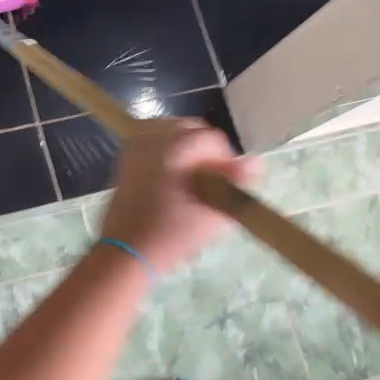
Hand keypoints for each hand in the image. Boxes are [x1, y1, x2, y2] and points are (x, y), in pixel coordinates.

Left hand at [97, 119, 256, 273]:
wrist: (126, 252)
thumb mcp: (213, 214)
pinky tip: (172, 177)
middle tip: (211, 179)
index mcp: (174, 148)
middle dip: (205, 149)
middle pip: (189, 127)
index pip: (212, 138)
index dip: (225, 159)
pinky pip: (152, 141)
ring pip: (169, 131)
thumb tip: (255, 162)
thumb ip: (236, 184)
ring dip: (186, 148)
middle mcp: (152, 139)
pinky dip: (166, 151)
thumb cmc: (171, 235)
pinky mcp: (124, 160)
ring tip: (193, 178)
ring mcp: (134, 148)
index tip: (226, 183)